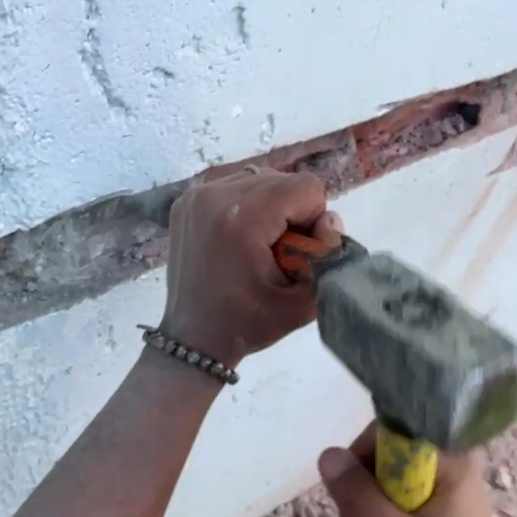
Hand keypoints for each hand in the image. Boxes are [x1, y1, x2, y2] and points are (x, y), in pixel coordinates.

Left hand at [159, 167, 340, 365]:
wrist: (194, 338)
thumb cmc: (248, 324)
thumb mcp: (303, 302)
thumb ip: (329, 256)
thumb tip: (328, 222)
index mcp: (244, 218)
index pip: (306, 188)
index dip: (313, 220)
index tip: (296, 253)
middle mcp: (216, 195)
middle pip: (283, 180)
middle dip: (292, 213)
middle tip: (278, 253)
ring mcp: (197, 195)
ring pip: (259, 179)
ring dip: (270, 208)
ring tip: (258, 246)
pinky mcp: (187, 200)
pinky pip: (234, 186)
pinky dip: (246, 207)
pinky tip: (239, 239)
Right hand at [317, 427, 516, 516]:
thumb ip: (358, 496)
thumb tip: (327, 455)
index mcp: (448, 465)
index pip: (387, 435)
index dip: (360, 461)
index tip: (352, 499)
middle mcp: (446, 474)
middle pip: (378, 468)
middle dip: (362, 508)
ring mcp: (441, 501)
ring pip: (379, 497)